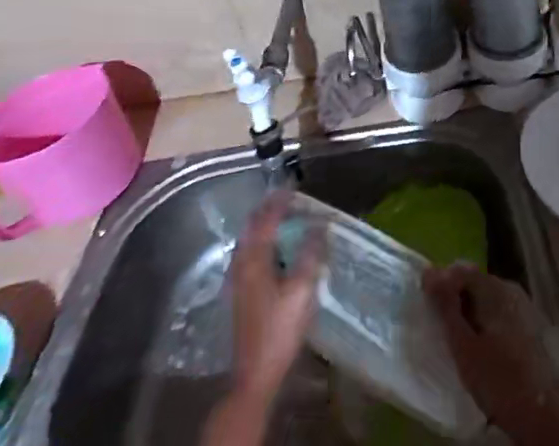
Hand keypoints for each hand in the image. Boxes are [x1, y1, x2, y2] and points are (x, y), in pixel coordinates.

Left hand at [230, 190, 323, 400]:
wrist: (254, 373)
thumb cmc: (280, 330)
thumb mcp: (302, 291)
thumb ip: (310, 255)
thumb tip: (319, 226)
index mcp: (255, 259)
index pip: (267, 220)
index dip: (280, 202)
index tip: (292, 185)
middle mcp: (242, 263)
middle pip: (252, 227)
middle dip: (268, 210)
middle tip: (286, 198)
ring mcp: (238, 279)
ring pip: (248, 241)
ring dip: (263, 225)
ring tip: (281, 218)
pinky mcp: (240, 292)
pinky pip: (249, 254)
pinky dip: (261, 241)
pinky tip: (272, 250)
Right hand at [423, 264, 558, 445]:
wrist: (544, 415)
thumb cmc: (498, 379)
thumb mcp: (463, 345)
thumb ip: (446, 307)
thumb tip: (429, 272)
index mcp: (495, 288)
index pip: (460, 271)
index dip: (440, 284)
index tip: (426, 305)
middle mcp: (512, 290)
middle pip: (475, 283)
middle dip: (454, 298)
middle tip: (438, 324)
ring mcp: (524, 307)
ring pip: (488, 300)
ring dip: (470, 312)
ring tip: (457, 338)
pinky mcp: (531, 327)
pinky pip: (500, 314)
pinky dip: (486, 323)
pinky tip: (480, 347)